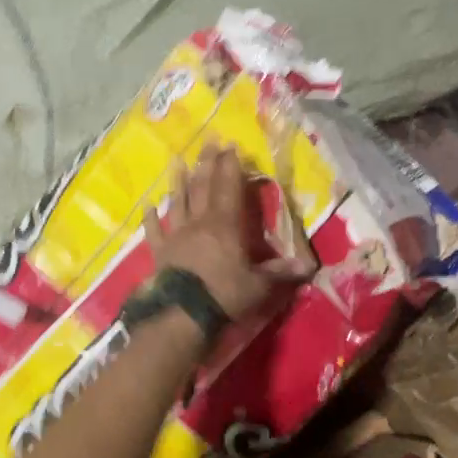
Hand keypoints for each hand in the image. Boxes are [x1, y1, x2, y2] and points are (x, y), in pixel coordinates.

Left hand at [142, 143, 312, 320]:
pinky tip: (149, 208)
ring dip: (179, 182)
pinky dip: (151, 220)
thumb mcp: (259, 285)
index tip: (231, 146)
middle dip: (207, 163)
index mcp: (226, 225)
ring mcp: (177, 236)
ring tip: (178, 162)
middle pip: (203, 187)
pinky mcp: (160, 253)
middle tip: (208, 142)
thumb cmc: (224, 295)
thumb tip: (308, 266)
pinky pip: (154, 232)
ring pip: (178, 203)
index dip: (231, 166)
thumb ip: (280, 272)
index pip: (229, 188)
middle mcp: (200, 223)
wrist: (182, 315)